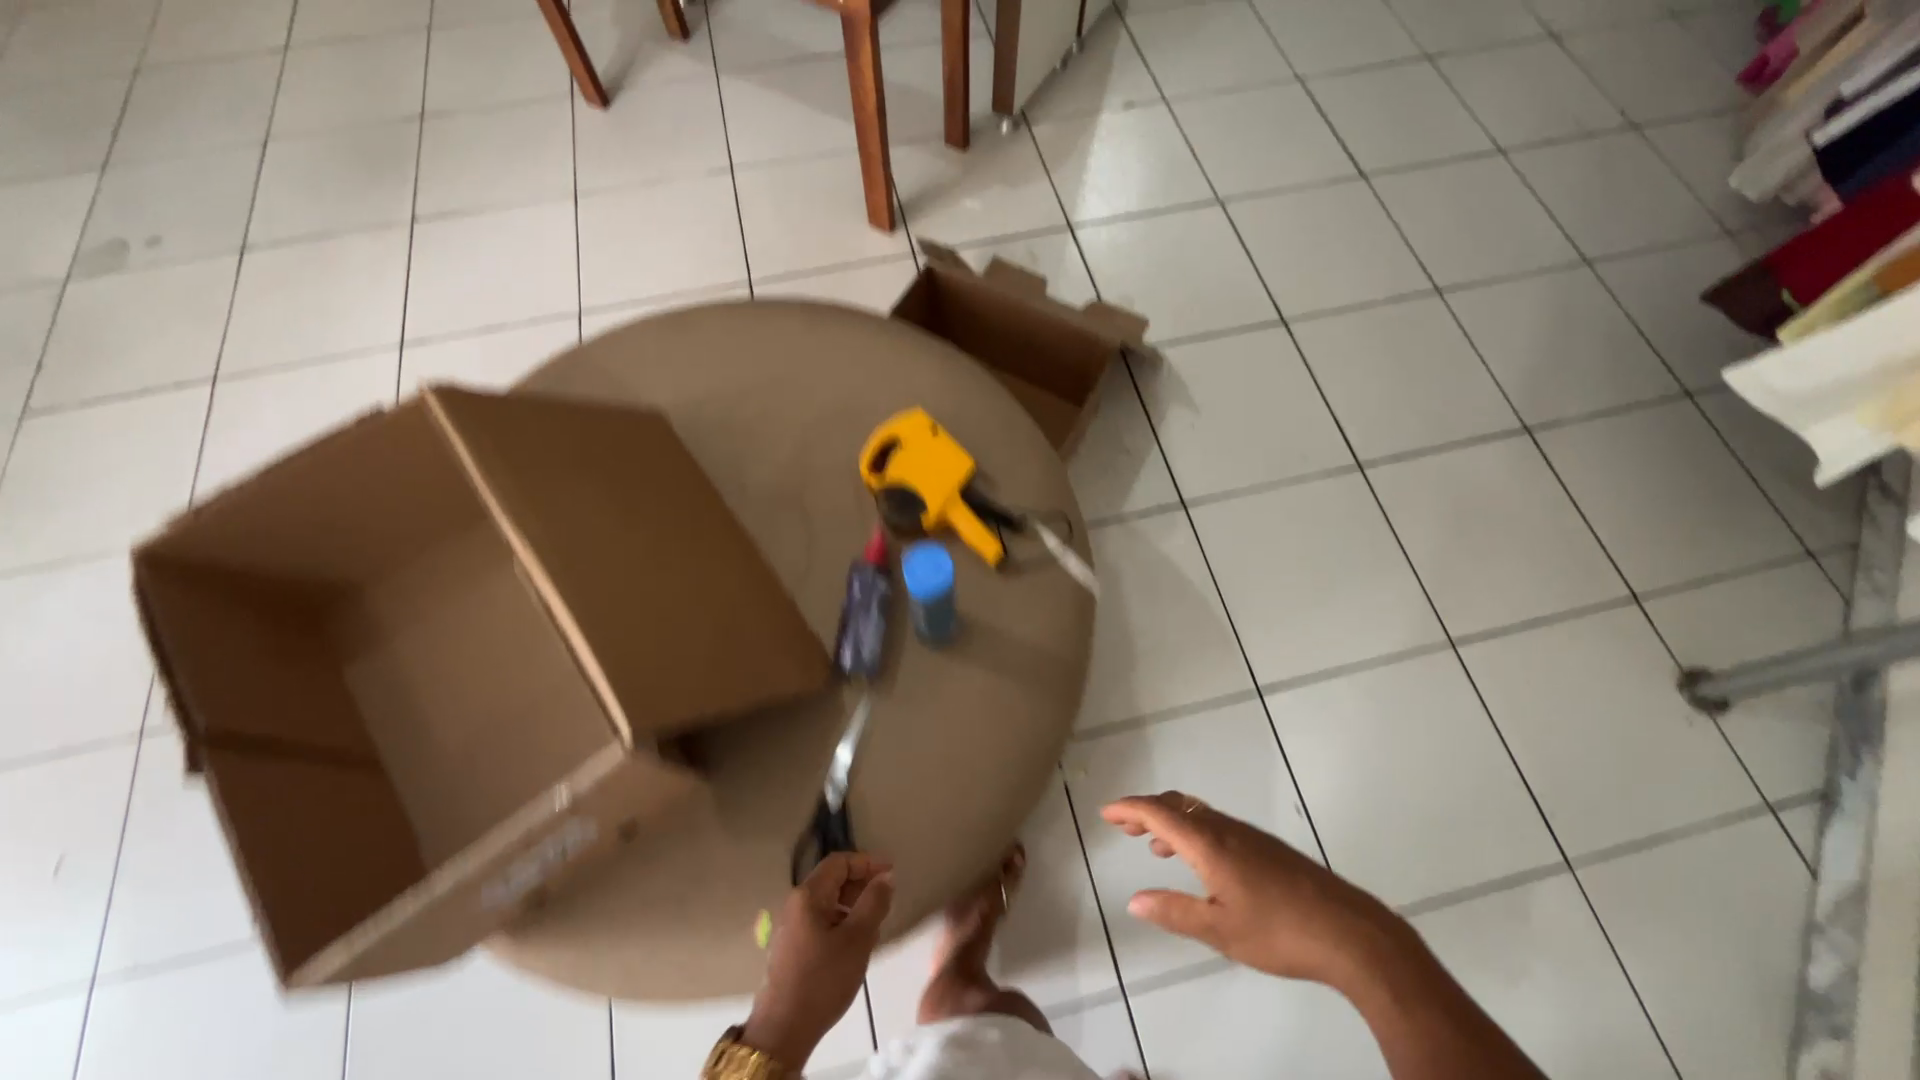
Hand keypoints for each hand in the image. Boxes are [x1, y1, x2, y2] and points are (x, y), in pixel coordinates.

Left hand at [743, 852, 894, 1066]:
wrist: (784, 1028)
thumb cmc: (824, 978)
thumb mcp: (857, 939)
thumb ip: (874, 903)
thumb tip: (885, 877)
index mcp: (808, 895)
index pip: (839, 862)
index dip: (867, 862)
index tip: (892, 873)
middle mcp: (795, 904)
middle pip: (832, 880)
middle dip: (861, 885)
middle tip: (885, 902)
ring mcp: (790, 926)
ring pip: (828, 903)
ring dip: (853, 906)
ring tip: (874, 928)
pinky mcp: (791, 946)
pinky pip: (821, 921)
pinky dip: (841, 923)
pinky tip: (854, 946)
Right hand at [1101, 791, 1408, 988]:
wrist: (1350, 933)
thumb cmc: (1278, 932)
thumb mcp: (1218, 929)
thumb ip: (1174, 911)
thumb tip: (1135, 900)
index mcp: (1209, 844)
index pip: (1160, 813)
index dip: (1130, 809)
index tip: (1107, 812)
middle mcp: (1228, 831)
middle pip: (1179, 805)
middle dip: (1148, 811)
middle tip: (1124, 825)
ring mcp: (1252, 838)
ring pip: (1201, 815)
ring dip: (1173, 822)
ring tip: (1156, 847)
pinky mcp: (1270, 850)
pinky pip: (1219, 826)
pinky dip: (1196, 832)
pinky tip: (1202, 864)